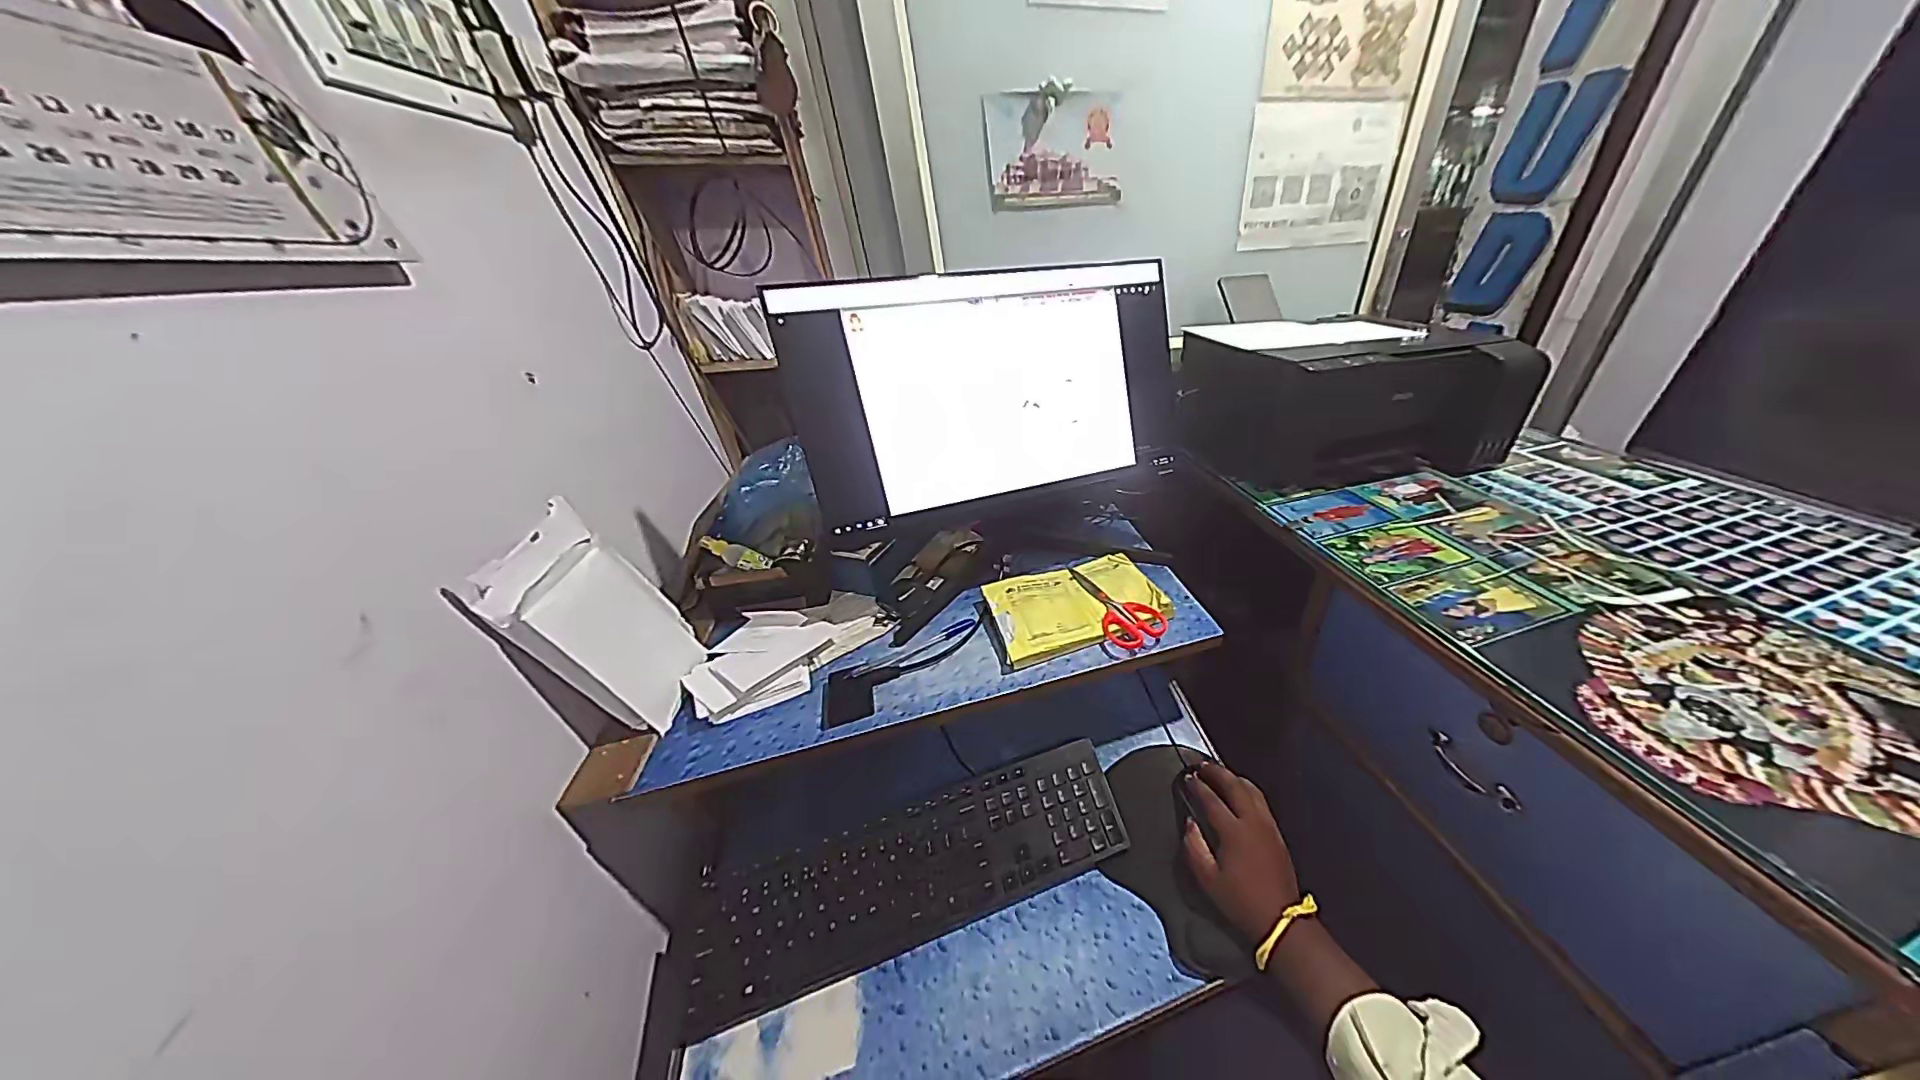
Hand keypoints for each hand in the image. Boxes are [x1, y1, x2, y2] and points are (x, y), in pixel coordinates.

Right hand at [1182, 761, 1300, 942]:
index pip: (1212, 799)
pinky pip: (1261, 801)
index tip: (1187, 778)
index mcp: (1233, 832)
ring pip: (1252, 790)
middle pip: (1235, 786)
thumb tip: (1190, 824)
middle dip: (1216, 772)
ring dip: (1234, 777)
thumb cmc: (1240, 901)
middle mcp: (1253, 822)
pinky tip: (1240, 791)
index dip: (1197, 786)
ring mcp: (1268, 826)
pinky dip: (1247, 789)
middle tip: (1202, 765)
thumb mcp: (1207, 879)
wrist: (1279, 919)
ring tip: (1220, 772)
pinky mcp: (1277, 833)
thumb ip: (1194, 847)